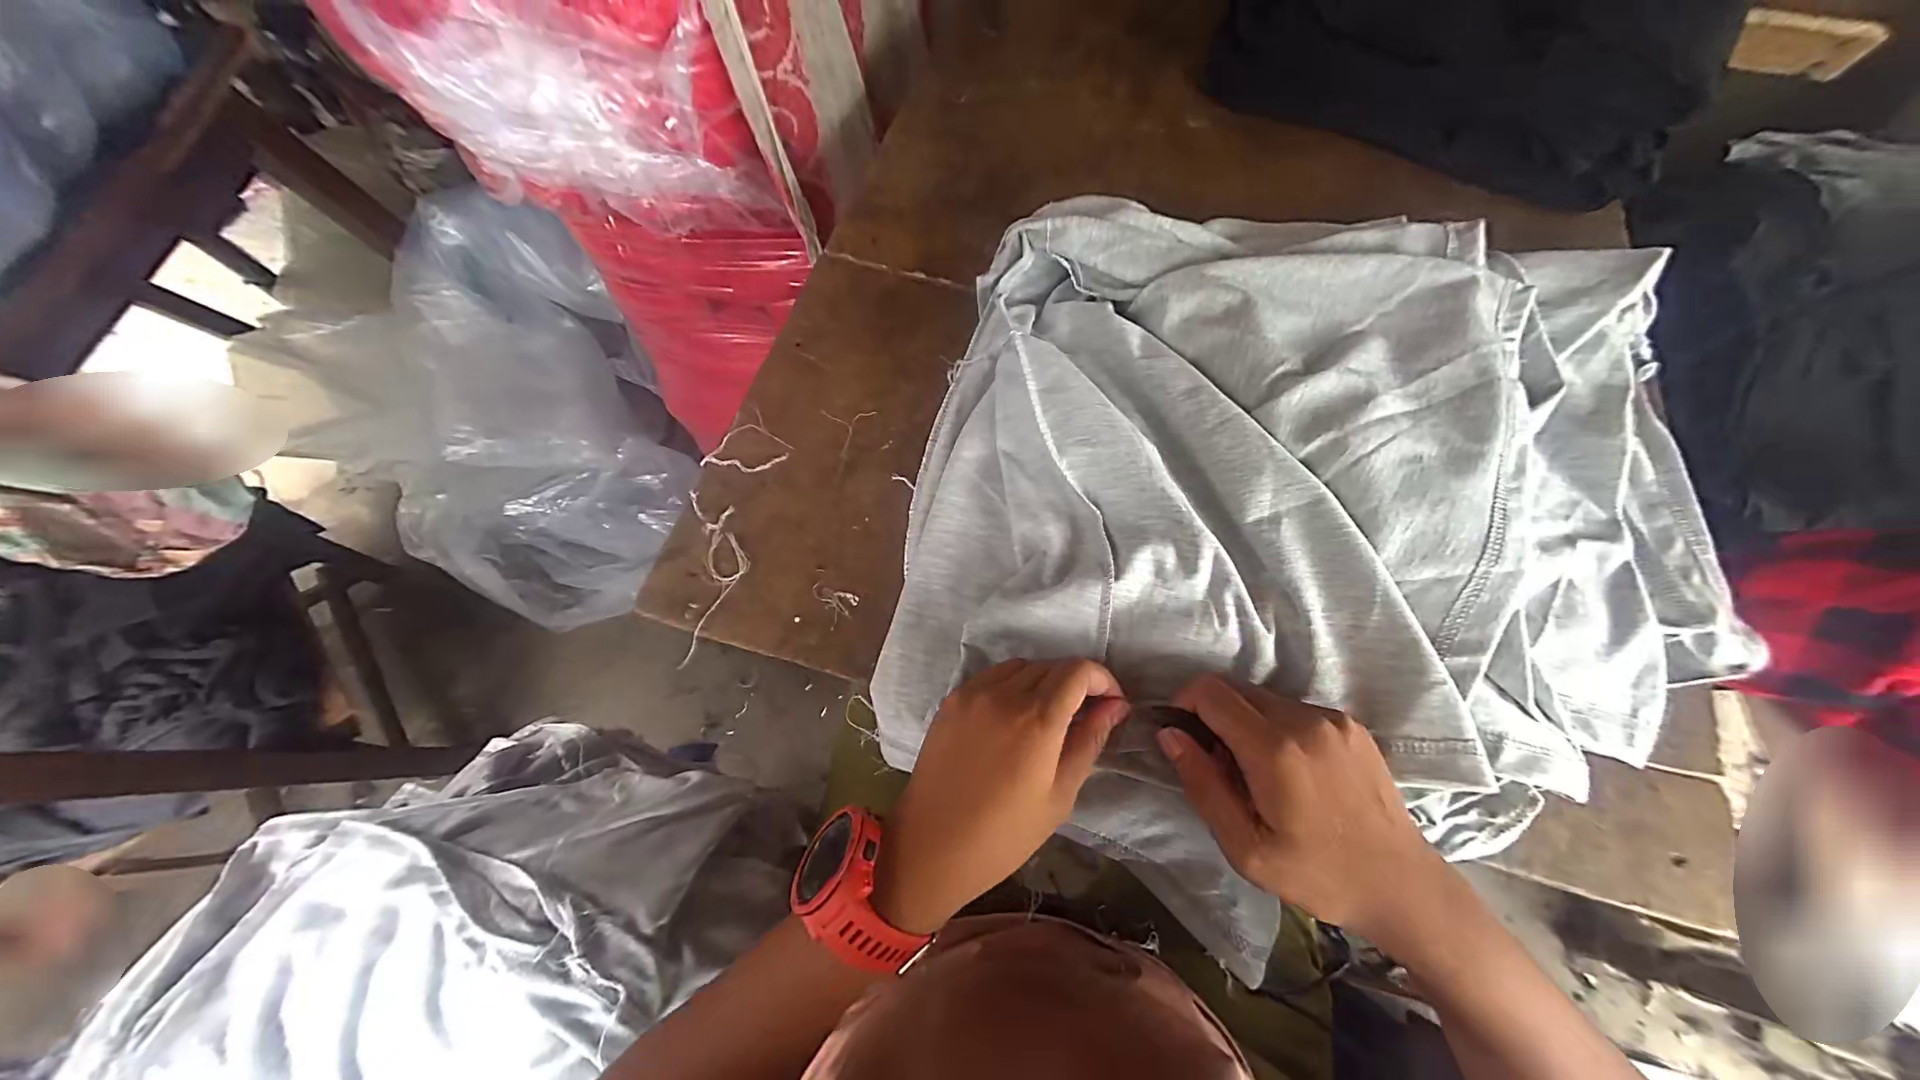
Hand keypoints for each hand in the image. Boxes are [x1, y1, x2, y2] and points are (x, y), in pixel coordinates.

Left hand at [872, 658, 1128, 933]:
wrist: (932, 844)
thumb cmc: (1004, 834)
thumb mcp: (1059, 794)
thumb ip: (1089, 741)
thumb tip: (1115, 706)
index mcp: (1037, 720)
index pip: (1079, 671)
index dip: (1103, 680)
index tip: (1113, 703)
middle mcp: (1005, 695)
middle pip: (1053, 665)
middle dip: (1078, 683)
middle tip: (1086, 715)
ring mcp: (974, 693)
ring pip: (1023, 666)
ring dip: (1045, 680)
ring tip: (1050, 715)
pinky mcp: (952, 700)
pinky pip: (993, 676)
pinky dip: (1013, 683)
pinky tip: (1015, 714)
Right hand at [1158, 674, 1445, 941]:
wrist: (1403, 887)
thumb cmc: (1318, 876)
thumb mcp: (1245, 847)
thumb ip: (1202, 784)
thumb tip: (1169, 734)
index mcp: (1276, 750)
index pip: (1210, 692)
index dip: (1184, 704)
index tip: (1181, 735)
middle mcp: (1305, 720)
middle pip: (1234, 689)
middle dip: (1211, 714)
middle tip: (1216, 762)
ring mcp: (1333, 719)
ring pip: (1262, 697)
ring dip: (1243, 721)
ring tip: (1255, 771)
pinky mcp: (1351, 725)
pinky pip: (1293, 709)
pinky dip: (1274, 727)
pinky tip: (1289, 770)